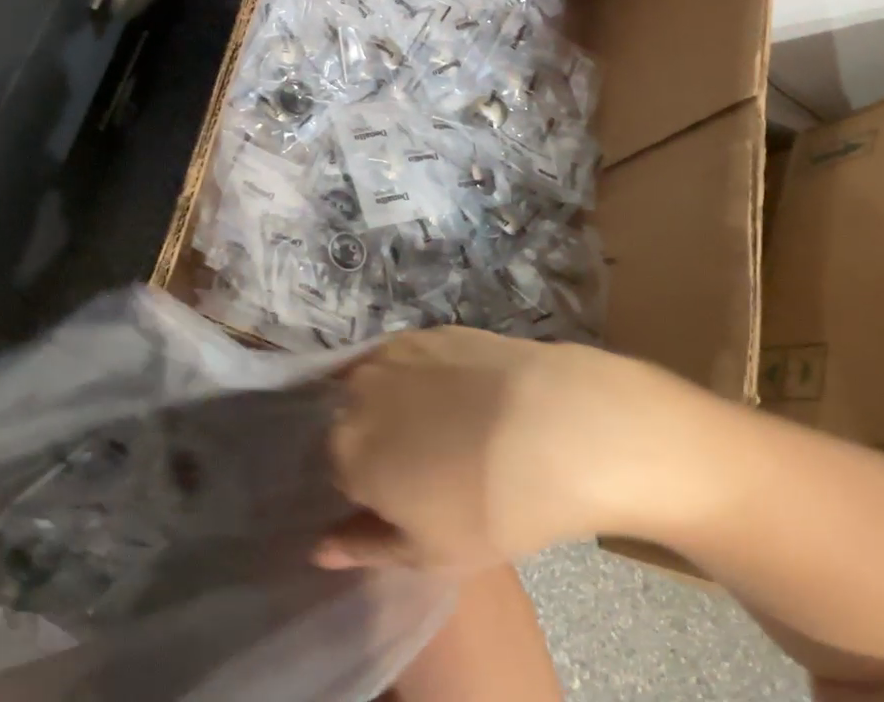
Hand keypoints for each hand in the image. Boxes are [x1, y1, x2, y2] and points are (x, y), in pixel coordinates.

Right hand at [317, 327, 735, 570]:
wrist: (565, 427)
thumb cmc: (493, 507)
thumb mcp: (429, 554)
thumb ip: (363, 548)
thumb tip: (318, 549)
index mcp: (345, 451)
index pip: (339, 473)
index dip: (372, 491)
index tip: (408, 501)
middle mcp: (355, 394)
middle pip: (353, 422)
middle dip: (380, 443)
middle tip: (431, 466)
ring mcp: (394, 355)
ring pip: (380, 386)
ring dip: (400, 405)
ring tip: (453, 428)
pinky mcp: (432, 331)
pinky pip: (414, 361)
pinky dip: (429, 378)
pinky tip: (471, 398)